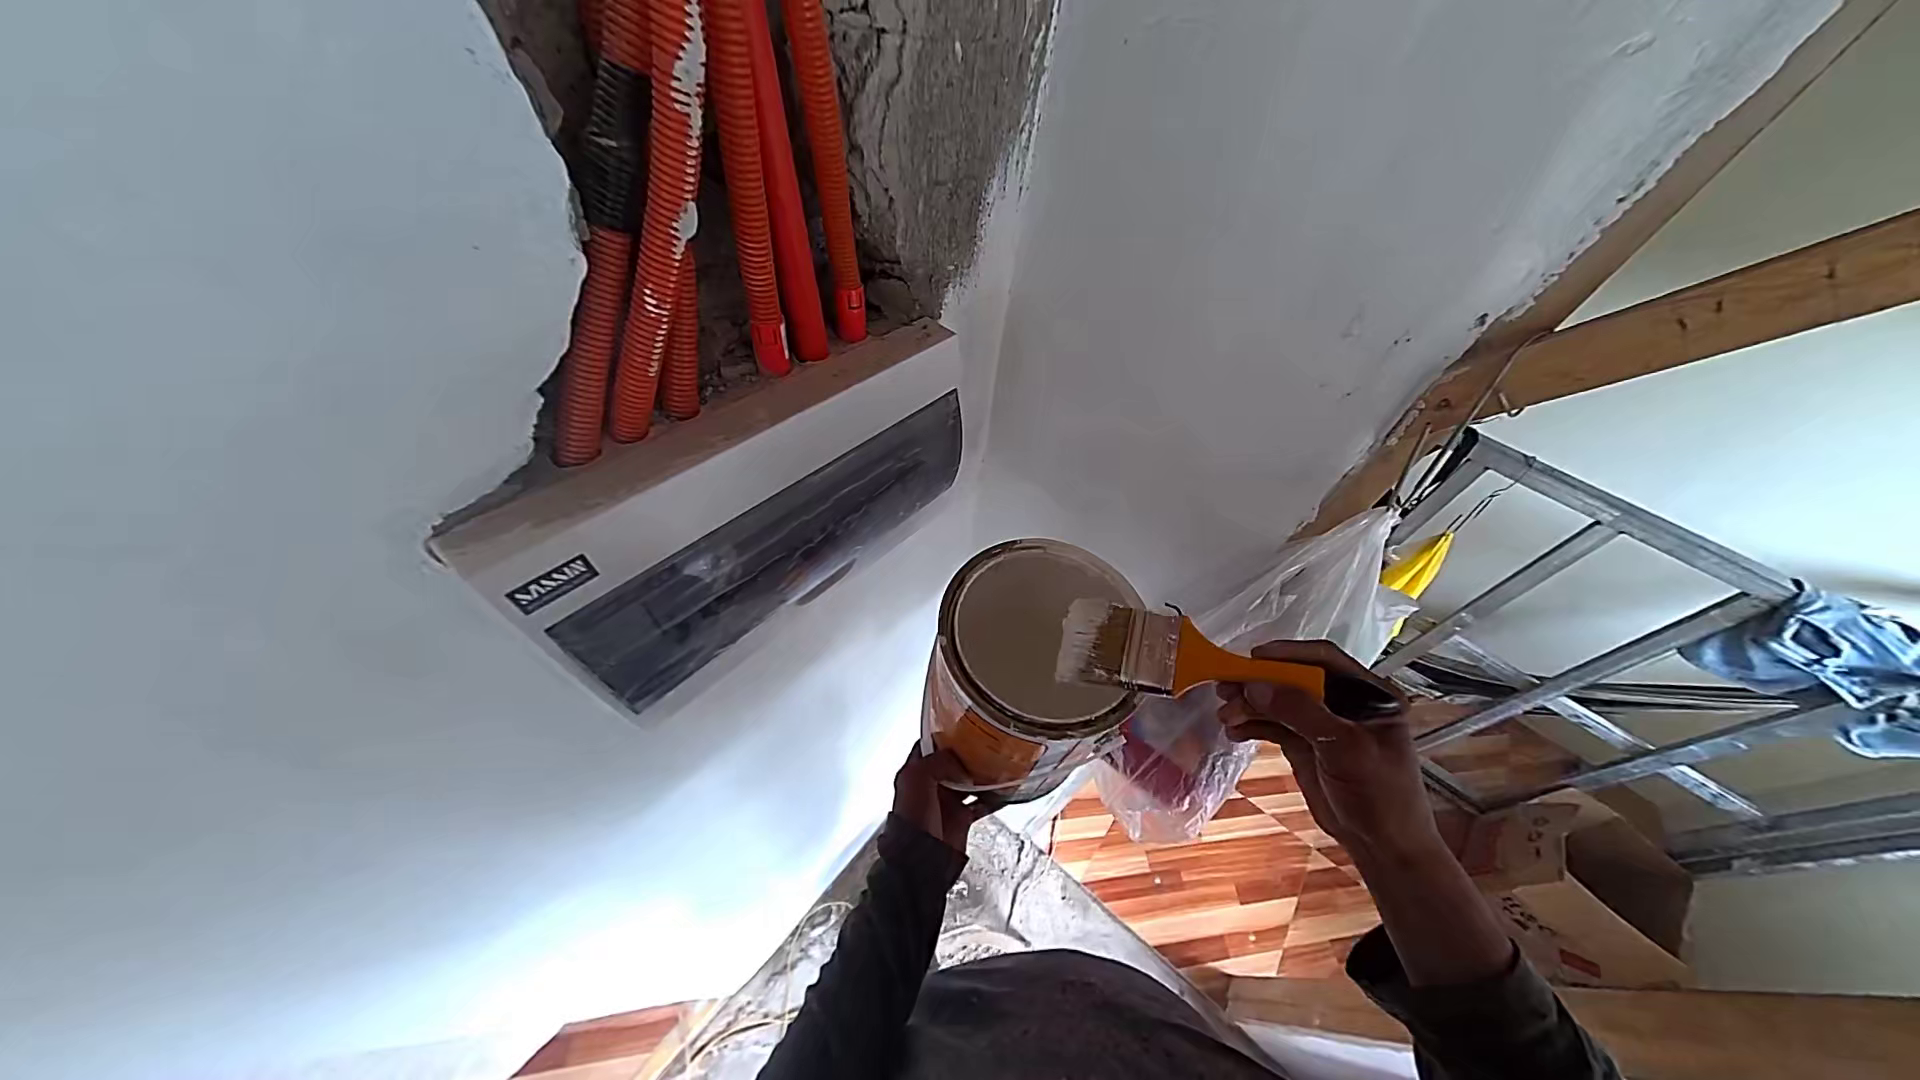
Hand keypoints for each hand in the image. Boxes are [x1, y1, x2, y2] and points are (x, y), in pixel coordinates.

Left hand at [892, 745, 1002, 851]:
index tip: (963, 726)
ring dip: (984, 773)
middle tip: (987, 742)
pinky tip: (1004, 791)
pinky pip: (982, 803)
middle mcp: (931, 784)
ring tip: (1000, 762)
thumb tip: (958, 758)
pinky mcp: (961, 818)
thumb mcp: (917, 779)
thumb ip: (937, 762)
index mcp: (915, 772)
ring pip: (970, 780)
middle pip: (954, 761)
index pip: (930, 745)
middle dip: (969, 752)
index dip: (945, 735)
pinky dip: (994, 797)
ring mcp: (947, 801)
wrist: (920, 859)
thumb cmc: (911, 820)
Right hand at [1216, 640, 1441, 858]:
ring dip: (1249, 705)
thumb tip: (1256, 685)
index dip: (1288, 654)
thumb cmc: (1382, 796)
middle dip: (1259, 683)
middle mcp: (1344, 703)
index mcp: (1370, 695)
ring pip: (1278, 701)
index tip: (1253, 657)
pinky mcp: (1304, 742)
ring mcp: (1322, 722)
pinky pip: (1272, 724)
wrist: (1384, 847)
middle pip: (1294, 679)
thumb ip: (1301, 713)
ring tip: (1226, 715)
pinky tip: (1235, 731)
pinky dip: (1252, 725)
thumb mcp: (1345, 749)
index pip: (1325, 660)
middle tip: (1226, 687)